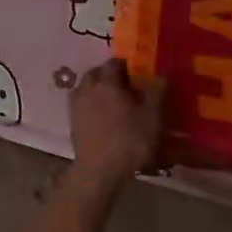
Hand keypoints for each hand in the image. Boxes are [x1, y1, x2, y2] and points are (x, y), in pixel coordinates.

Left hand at [69, 60, 165, 182]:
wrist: (99, 168)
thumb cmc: (130, 141)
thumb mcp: (152, 117)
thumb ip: (155, 93)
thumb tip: (159, 76)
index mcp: (106, 83)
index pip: (113, 63)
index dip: (126, 64)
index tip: (138, 70)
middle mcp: (87, 88)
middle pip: (97, 73)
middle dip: (111, 74)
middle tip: (128, 84)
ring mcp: (76, 103)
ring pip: (87, 86)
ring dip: (100, 87)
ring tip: (117, 99)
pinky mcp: (72, 118)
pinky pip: (82, 101)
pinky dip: (92, 101)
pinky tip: (104, 113)